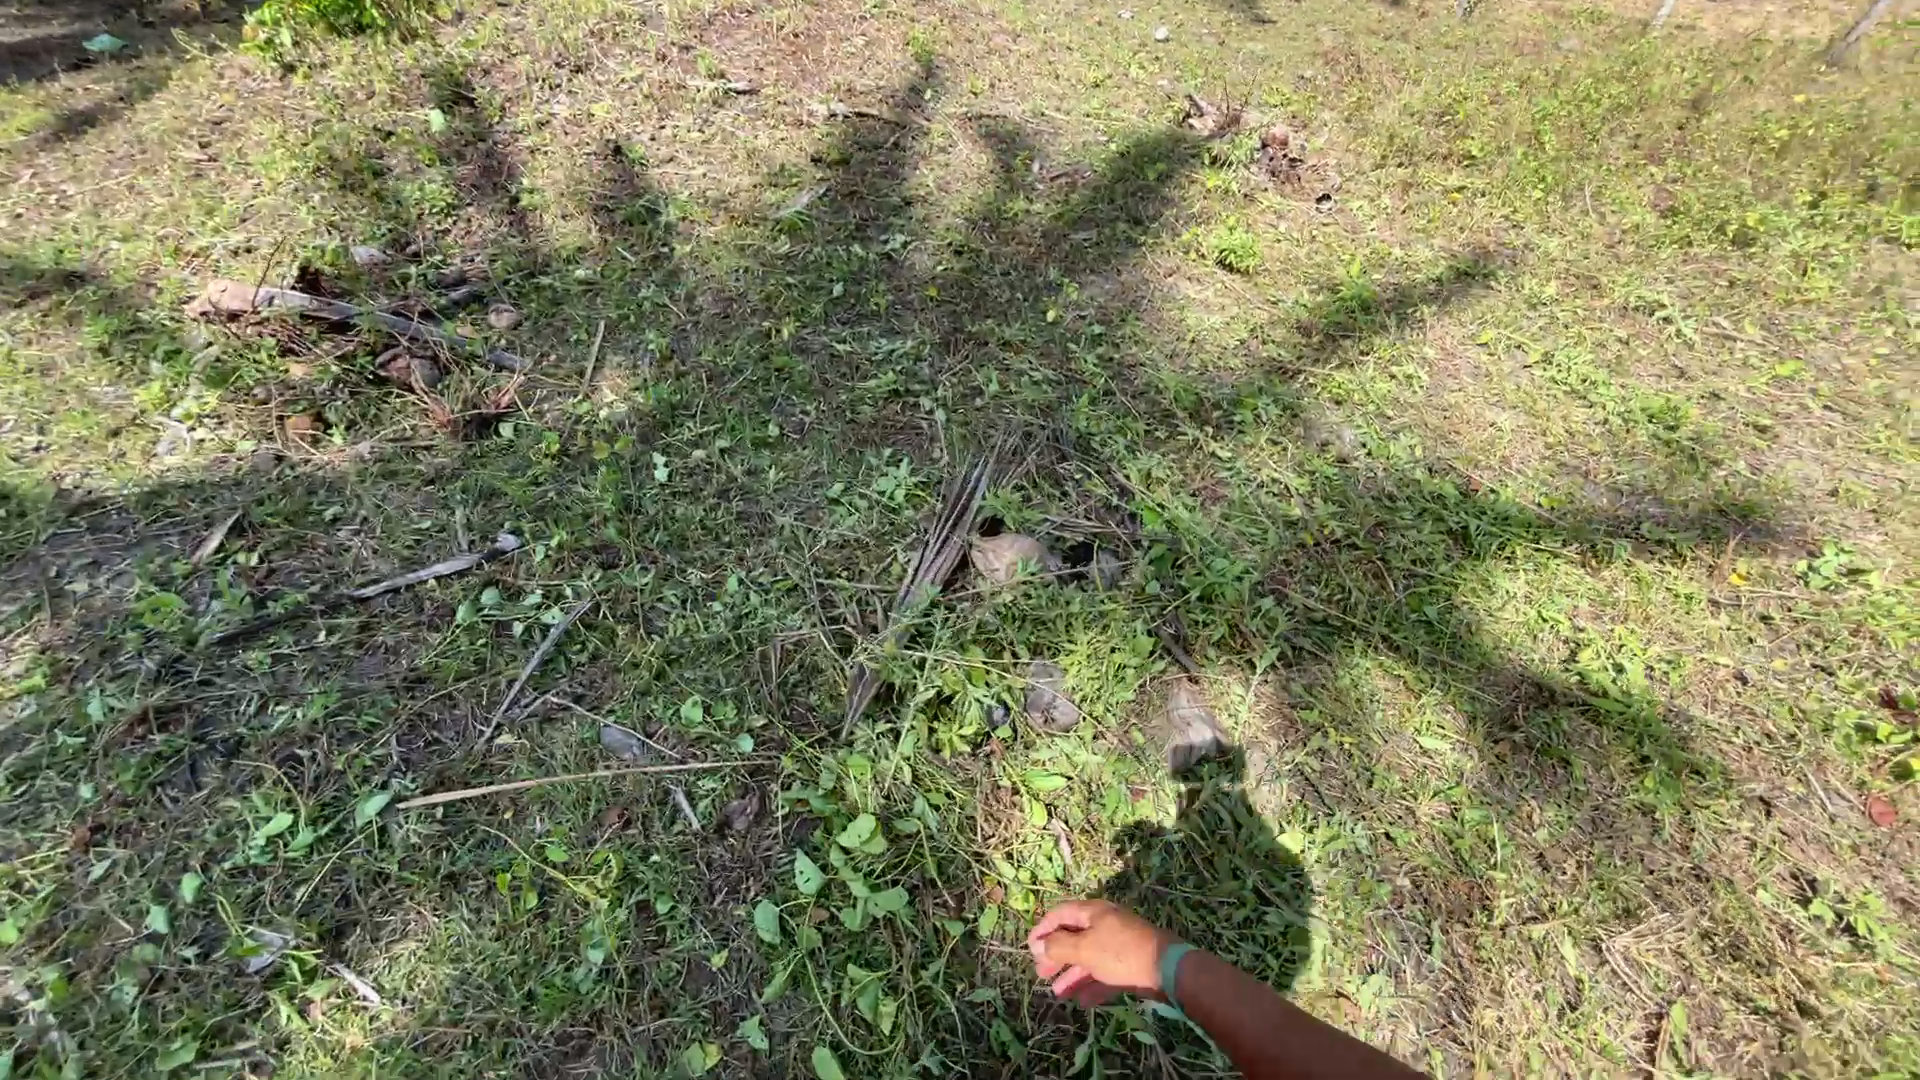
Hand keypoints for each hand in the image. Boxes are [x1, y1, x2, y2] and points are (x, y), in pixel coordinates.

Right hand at [1026, 899, 1176, 1007]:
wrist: (1165, 968)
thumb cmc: (1120, 952)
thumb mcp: (1085, 948)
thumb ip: (1059, 946)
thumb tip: (1039, 945)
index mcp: (1092, 912)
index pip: (1060, 914)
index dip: (1043, 929)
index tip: (1030, 947)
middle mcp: (1103, 924)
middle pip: (1073, 937)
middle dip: (1056, 955)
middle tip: (1040, 973)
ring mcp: (1116, 944)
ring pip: (1087, 957)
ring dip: (1071, 974)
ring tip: (1057, 992)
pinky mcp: (1128, 963)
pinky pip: (1103, 973)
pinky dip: (1092, 985)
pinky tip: (1082, 1001)